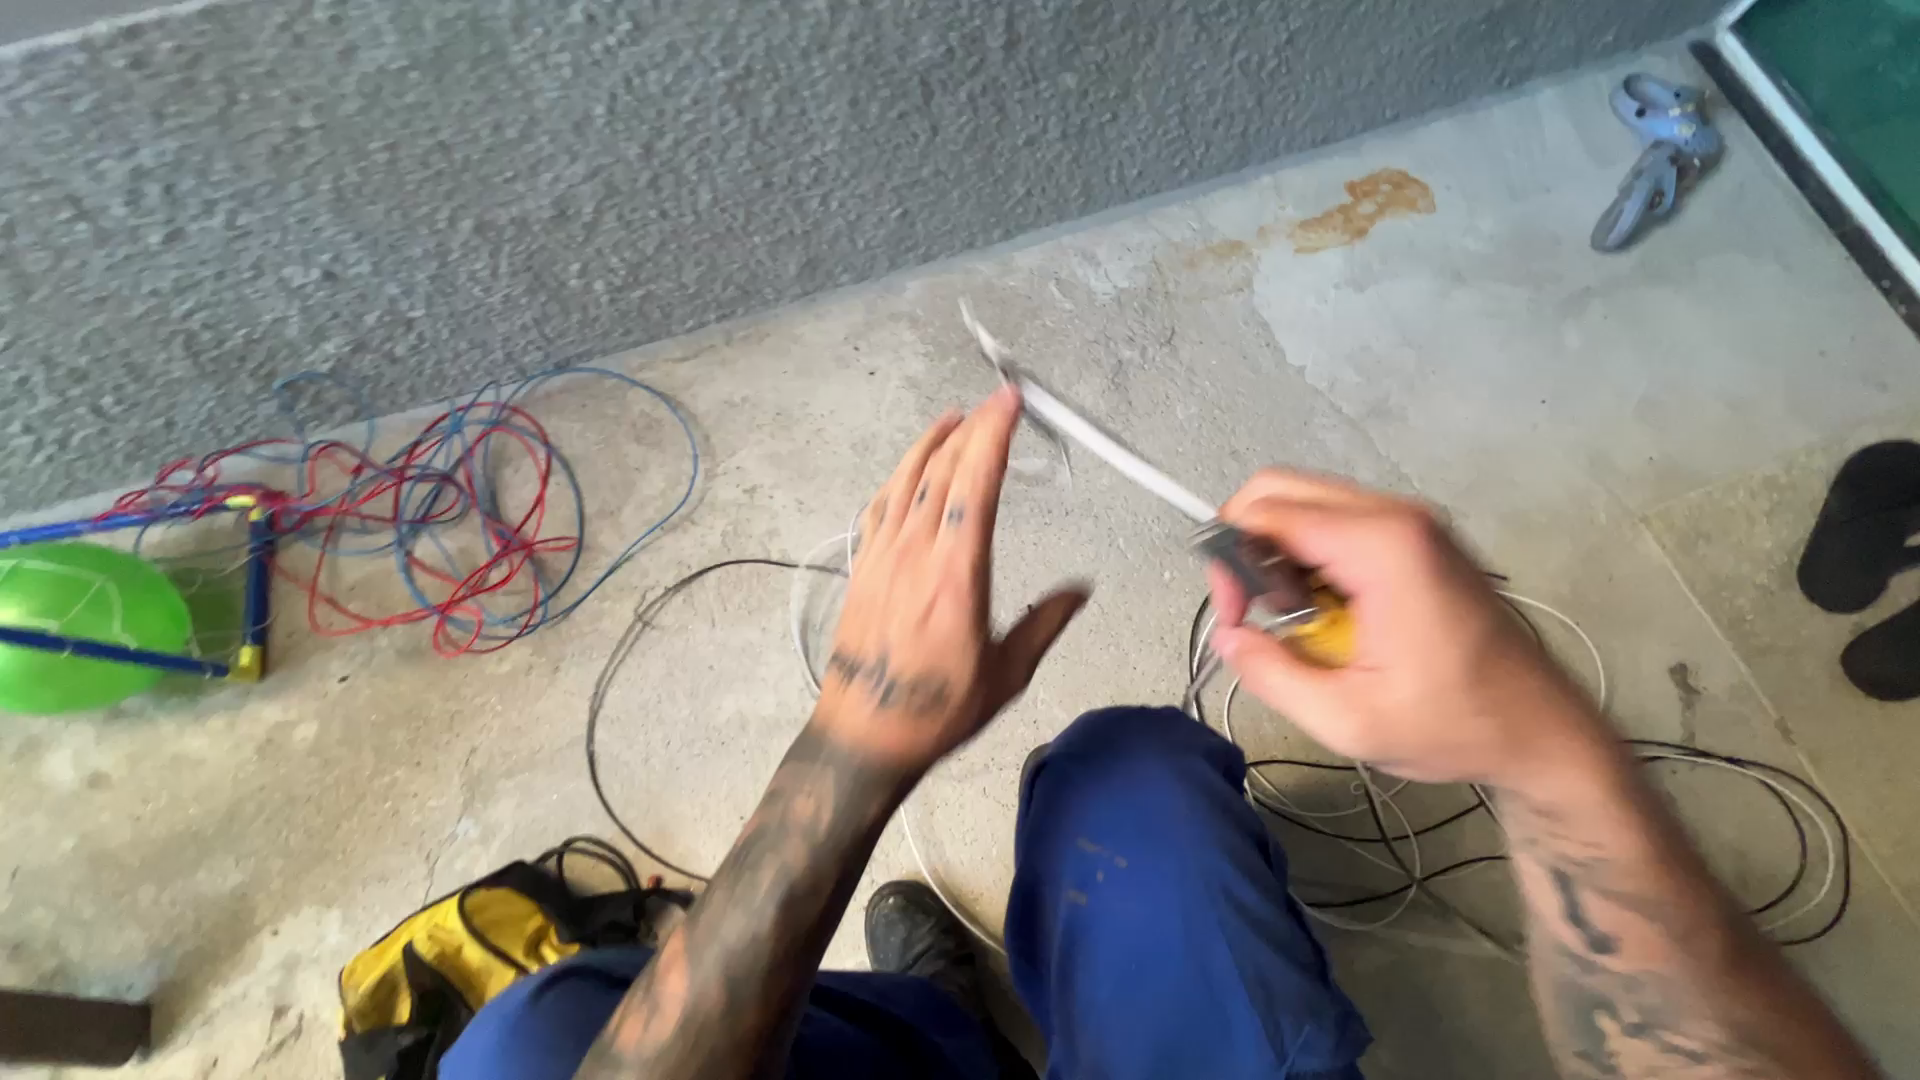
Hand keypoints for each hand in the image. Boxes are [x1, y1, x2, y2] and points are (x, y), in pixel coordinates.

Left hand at [812, 385, 1089, 775]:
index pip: (975, 483)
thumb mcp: (1007, 675)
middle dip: (971, 428)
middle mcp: (916, 551)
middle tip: (994, 401)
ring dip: (930, 443)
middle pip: (941, 471)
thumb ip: (1045, 624)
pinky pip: (879, 507)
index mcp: (957, 572)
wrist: (864, 734)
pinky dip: (897, 477)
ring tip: (953, 418)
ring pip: (905, 481)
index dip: (993, 434)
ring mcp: (882, 556)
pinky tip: (907, 470)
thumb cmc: (938, 709)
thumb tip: (1081, 589)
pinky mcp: (862, 567)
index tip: (1008, 401)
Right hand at [1206, 469, 1608, 791]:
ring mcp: (1409, 521)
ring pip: (1300, 501)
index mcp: (1382, 547)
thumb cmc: (1454, 726)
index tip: (1235, 617)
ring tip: (1290, 614)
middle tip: (1251, 607)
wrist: (1545, 732)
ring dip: (1273, 550)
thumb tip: (1227, 635)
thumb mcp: (1345, 720)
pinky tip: (1318, 607)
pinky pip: (1330, 520)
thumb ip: (1269, 673)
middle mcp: (1395, 515)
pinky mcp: (1414, 535)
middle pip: (1278, 489)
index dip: (1229, 560)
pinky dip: (1302, 554)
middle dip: (1243, 544)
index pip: (1265, 512)